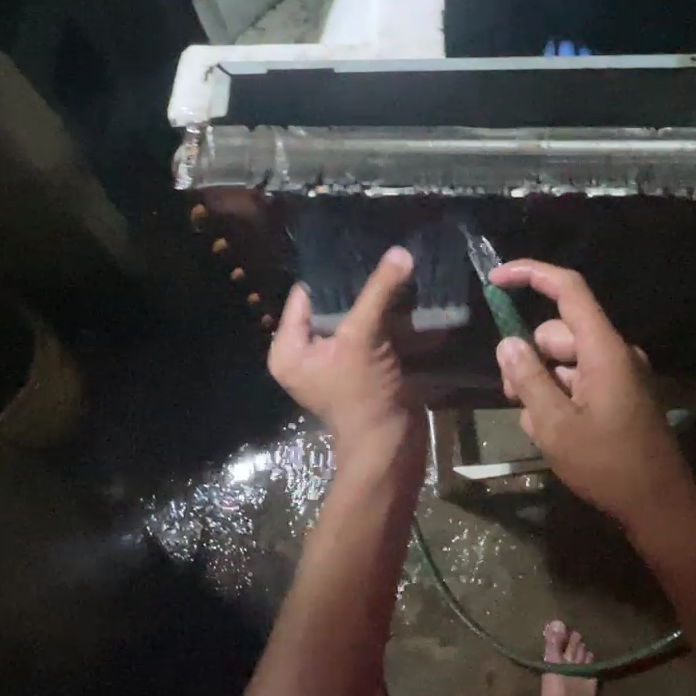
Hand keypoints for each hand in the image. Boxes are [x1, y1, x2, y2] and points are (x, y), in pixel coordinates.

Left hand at [270, 246, 420, 465]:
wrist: (391, 446)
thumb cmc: (363, 394)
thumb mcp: (364, 337)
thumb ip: (379, 293)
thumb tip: (400, 252)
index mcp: (288, 349)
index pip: (304, 296)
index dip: (330, 275)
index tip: (355, 249)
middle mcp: (306, 354)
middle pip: (330, 305)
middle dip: (357, 285)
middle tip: (381, 255)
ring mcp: (335, 362)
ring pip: (354, 317)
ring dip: (376, 300)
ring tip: (397, 268)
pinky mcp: (361, 368)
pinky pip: (371, 333)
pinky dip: (387, 318)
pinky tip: (407, 295)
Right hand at [490, 260, 694, 528]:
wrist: (660, 509)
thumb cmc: (608, 465)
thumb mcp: (555, 425)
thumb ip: (528, 379)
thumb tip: (508, 343)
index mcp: (605, 350)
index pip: (569, 290)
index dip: (531, 275)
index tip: (496, 279)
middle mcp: (615, 354)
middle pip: (558, 334)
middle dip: (528, 358)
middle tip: (511, 396)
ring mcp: (620, 375)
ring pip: (563, 362)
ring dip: (542, 386)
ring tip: (539, 428)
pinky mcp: (621, 396)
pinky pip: (579, 382)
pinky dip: (560, 399)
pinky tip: (556, 435)